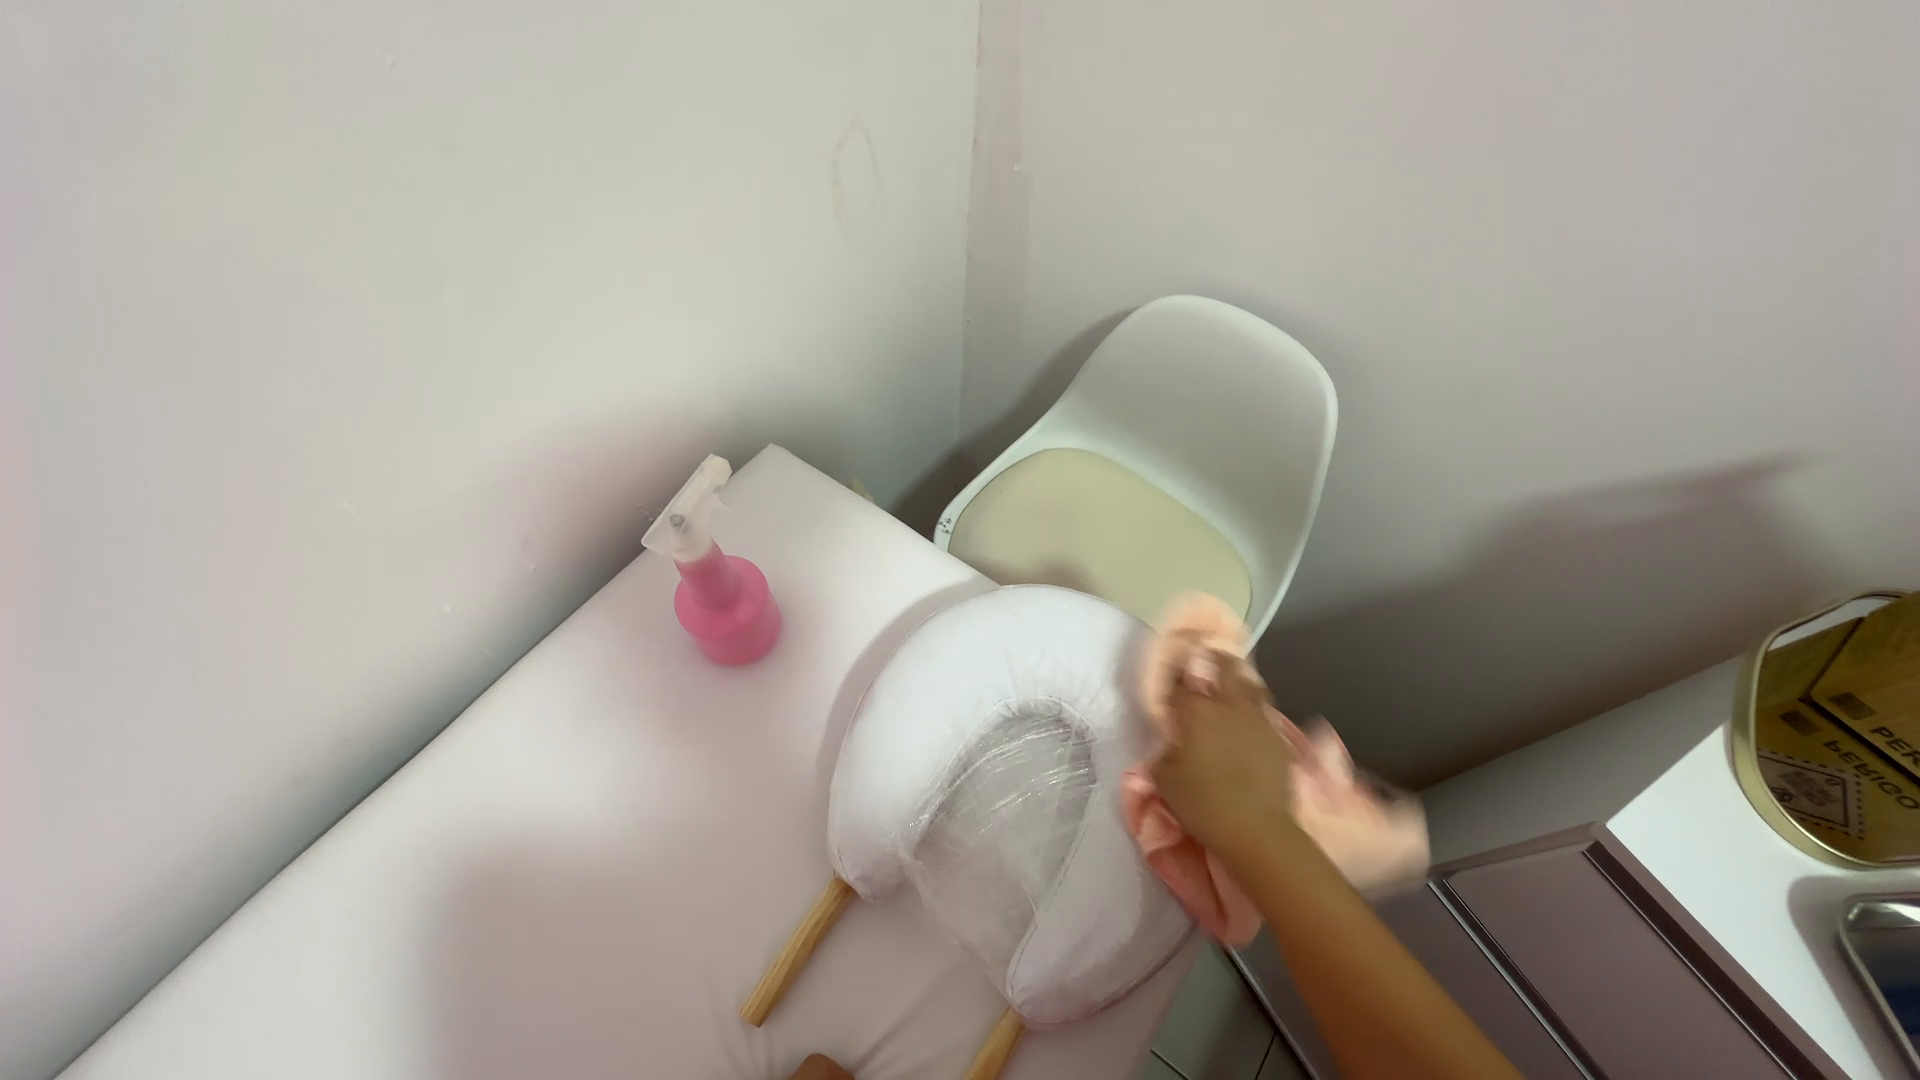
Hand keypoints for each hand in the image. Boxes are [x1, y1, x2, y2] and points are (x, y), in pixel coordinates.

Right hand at [1148, 653, 1301, 863]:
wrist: (1256, 829)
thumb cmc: (1201, 803)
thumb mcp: (1164, 779)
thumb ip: (1162, 753)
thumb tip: (1168, 744)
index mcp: (1194, 711)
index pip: (1178, 681)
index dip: (1173, 674)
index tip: (1170, 673)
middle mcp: (1227, 706)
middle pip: (1223, 667)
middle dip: (1213, 659)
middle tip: (1206, 659)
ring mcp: (1258, 719)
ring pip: (1250, 685)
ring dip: (1239, 679)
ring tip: (1232, 683)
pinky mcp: (1279, 739)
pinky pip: (1265, 713)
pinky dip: (1255, 710)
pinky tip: (1250, 721)